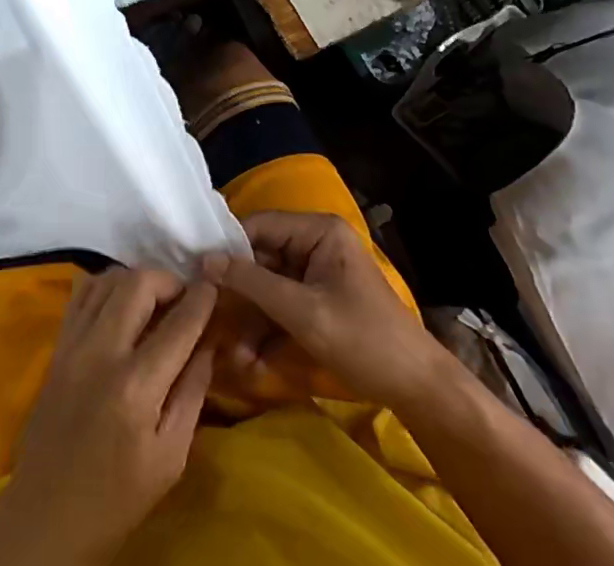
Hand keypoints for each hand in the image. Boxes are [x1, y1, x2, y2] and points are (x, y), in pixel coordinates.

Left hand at [0, 268, 217, 565]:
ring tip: (154, 301)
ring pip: (106, 280)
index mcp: (136, 386)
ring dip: (135, 281)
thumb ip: (192, 392)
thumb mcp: (171, 456)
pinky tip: (120, 305)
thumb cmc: (119, 495)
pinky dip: (105, 288)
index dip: (201, 299)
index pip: (178, 324)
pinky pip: (80, 295)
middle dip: (168, 280)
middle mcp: (101, 352)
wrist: (48, 512)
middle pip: (137, 284)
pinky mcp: (56, 347)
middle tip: (183, 299)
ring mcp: (73, 345)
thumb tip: (207, 343)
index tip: (213, 288)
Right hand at [203, 211, 452, 408]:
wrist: (418, 388)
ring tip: (231, 351)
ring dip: (248, 318)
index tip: (195, 271)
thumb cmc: (363, 340)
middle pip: (259, 256)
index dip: (226, 247)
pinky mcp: (315, 300)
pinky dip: (265, 328)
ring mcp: (315, 273)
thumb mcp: (302, 311)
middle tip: (205, 312)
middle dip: (236, 291)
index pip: (258, 226)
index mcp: (318, 231)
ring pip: (265, 285)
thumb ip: (252, 282)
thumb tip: (205, 260)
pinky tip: (249, 359)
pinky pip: (279, 304)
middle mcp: (314, 243)